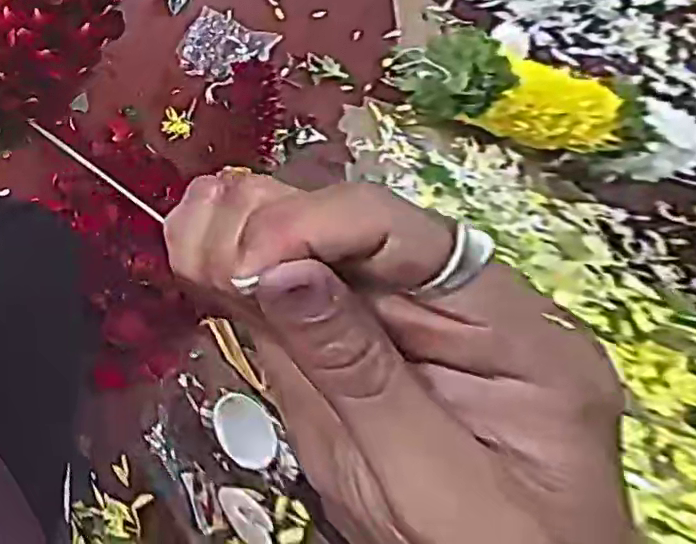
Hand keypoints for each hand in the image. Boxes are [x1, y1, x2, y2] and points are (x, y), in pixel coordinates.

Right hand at [165, 170, 634, 543]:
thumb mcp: (436, 488)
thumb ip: (361, 375)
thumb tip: (277, 271)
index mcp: (504, 322)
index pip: (390, 224)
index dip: (304, 226)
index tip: (242, 271)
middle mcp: (436, 286)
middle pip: (326, 207)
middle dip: (254, 229)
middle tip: (211, 279)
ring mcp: (372, 291)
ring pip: (283, 213)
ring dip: (223, 228)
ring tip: (195, 268)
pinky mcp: (317, 308)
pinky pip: (258, 255)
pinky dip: (214, 246)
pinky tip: (191, 258)